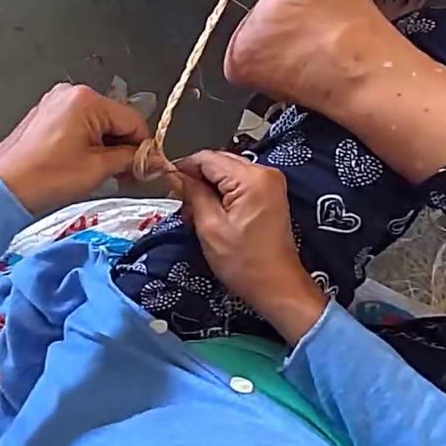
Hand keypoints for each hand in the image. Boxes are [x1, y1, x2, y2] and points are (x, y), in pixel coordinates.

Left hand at [0, 83, 149, 213]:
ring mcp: (57, 103)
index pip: (133, 119)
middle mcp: (70, 94)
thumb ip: (129, 158)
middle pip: (115, 120)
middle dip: (124, 148)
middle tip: (128, 175)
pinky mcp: (48, 116)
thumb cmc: (41, 177)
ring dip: (107, 148)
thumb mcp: (97, 169)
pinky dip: (89, 145)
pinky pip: (80, 126)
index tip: (148, 165)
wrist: (5, 188)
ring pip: (98, 124)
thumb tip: (147, 157)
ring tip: (104, 175)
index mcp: (85, 100)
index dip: (144, 146)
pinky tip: (87, 166)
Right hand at [175, 150, 327, 343]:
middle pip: (218, 161)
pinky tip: (210, 211)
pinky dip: (221, 192)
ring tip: (194, 211)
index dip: (183, 168)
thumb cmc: (244, 263)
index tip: (167, 184)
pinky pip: (238, 181)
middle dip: (196, 178)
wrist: (278, 287)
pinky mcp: (270, 193)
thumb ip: (193, 193)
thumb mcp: (210, 227)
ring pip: (226, 171)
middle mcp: (264, 172)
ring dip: (207, 186)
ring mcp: (270, 182)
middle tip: (180, 202)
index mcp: (251, 178)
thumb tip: (175, 174)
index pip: (207, 158)